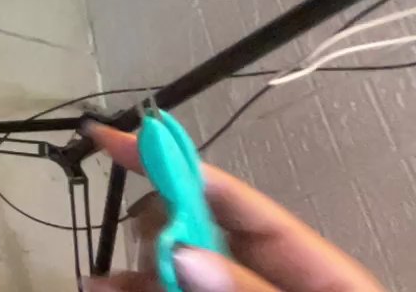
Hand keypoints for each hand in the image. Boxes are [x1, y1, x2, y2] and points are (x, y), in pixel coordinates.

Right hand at [84, 124, 386, 291]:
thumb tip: (182, 252)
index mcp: (313, 274)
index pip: (237, 203)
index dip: (174, 165)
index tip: (108, 140)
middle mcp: (265, 280)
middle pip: (192, 231)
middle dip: (157, 235)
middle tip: (147, 257)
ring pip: (167, 266)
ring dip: (135, 272)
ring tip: (103, 289)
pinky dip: (128, 289)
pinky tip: (104, 291)